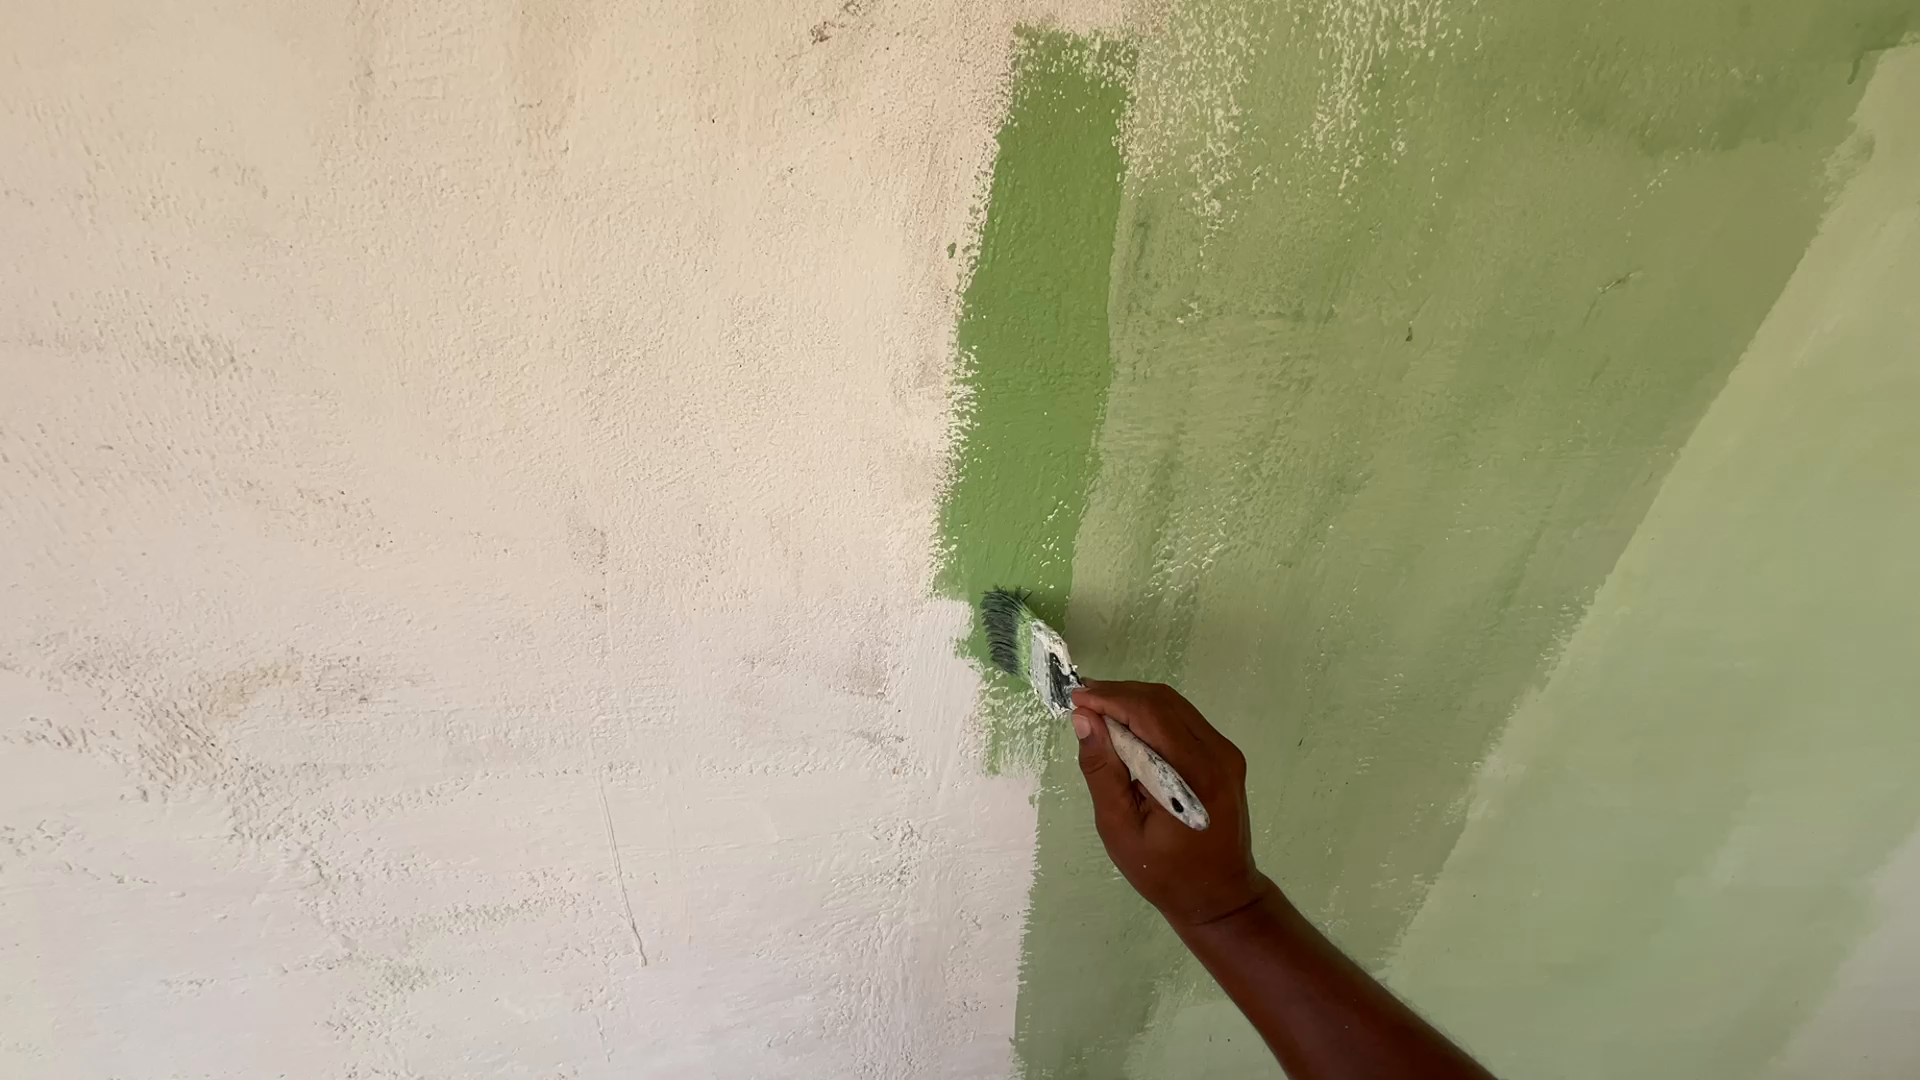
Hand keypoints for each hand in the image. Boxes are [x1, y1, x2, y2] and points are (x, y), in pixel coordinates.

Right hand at [1071, 680, 1272, 927]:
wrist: (1220, 898)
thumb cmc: (1163, 873)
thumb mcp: (1119, 828)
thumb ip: (1102, 770)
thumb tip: (1085, 719)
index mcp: (1194, 774)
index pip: (1149, 714)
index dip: (1110, 698)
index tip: (1076, 698)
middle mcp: (1216, 754)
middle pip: (1162, 701)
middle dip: (1118, 694)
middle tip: (1081, 702)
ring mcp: (1224, 752)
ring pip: (1173, 704)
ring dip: (1132, 700)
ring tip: (1097, 709)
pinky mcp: (1223, 755)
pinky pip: (1182, 718)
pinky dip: (1149, 713)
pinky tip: (1125, 725)